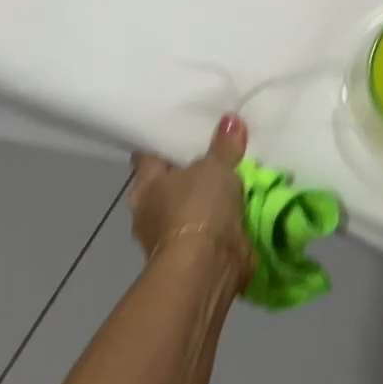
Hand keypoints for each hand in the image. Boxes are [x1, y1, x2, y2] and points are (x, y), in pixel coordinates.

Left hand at [129, 115, 252, 287]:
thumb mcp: (216, 167)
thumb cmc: (198, 208)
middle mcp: (149, 210)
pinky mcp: (191, 252)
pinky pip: (206, 225)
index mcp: (145, 186)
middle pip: (168, 182)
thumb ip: (223, 145)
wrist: (207, 265)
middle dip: (188, 171)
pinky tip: (237, 205)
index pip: (149, 156)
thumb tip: (230, 119)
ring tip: (232, 177)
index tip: (183, 131)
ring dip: (205, 197)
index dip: (164, 143)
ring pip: (187, 205)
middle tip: (215, 151)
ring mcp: (168, 234)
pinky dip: (218, 218)